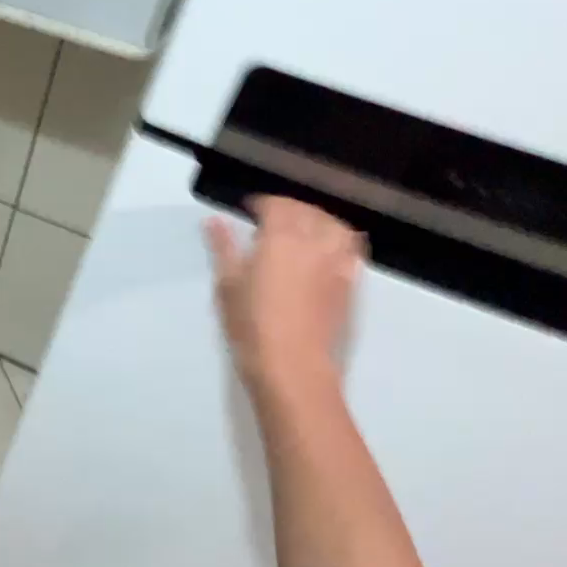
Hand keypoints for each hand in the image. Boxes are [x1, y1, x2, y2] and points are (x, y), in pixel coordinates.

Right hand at [203, 196, 365, 394]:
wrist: (293, 363)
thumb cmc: (251, 325)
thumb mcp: (228, 286)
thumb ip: (223, 248)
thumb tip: (214, 220)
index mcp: (281, 236)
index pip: (276, 205)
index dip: (261, 203)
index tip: (248, 210)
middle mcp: (315, 238)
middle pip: (306, 210)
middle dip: (288, 210)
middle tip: (267, 223)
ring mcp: (339, 257)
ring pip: (332, 223)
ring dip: (316, 220)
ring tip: (299, 232)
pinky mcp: (352, 277)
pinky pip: (350, 245)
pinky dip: (337, 238)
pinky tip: (326, 249)